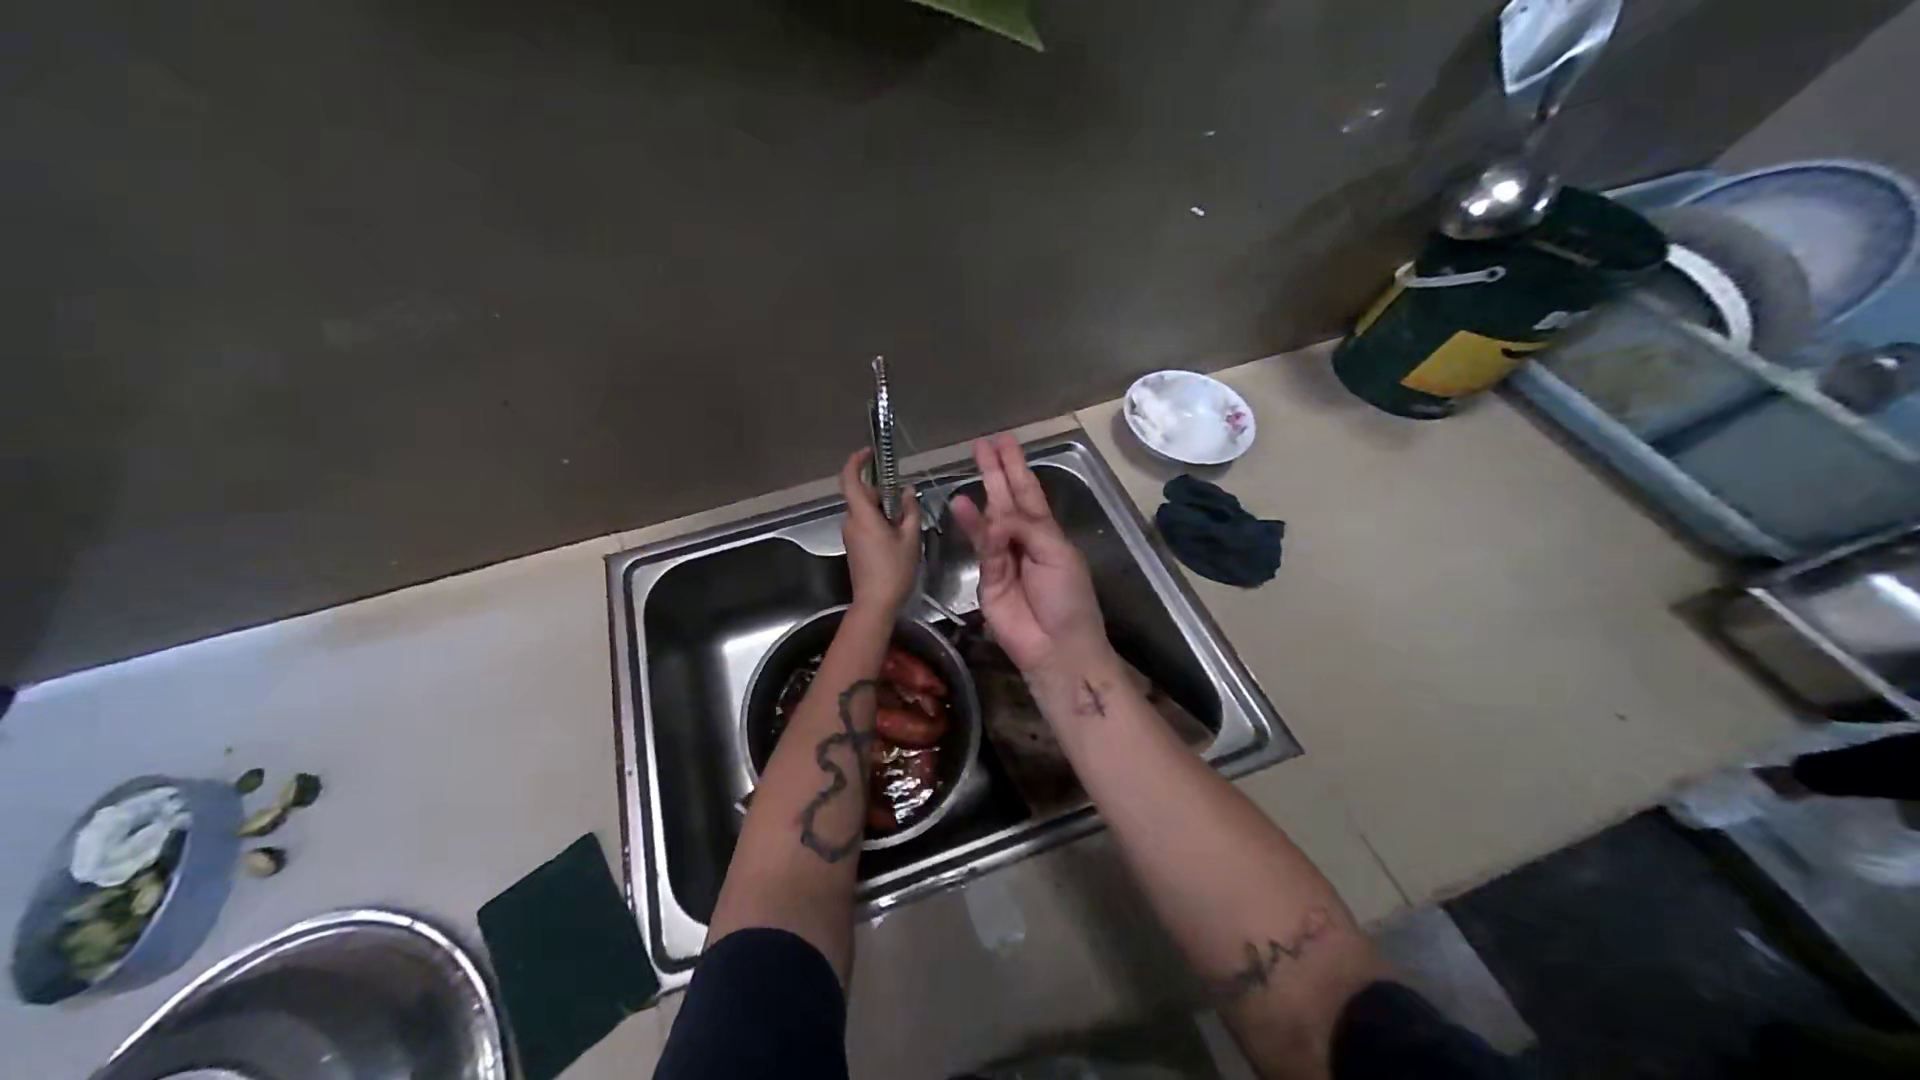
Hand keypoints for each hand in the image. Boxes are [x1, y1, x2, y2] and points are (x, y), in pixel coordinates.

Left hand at [840, 448, 920, 614]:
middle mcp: (851, 521)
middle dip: (882, 493)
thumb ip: (910, 510)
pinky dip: (880, 522)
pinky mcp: (854, 546)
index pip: (850, 479)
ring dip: (883, 510)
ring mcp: (850, 535)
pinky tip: (897, 538)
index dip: (856, 461)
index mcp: (862, 515)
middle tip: (905, 504)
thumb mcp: (910, 538)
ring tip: (906, 525)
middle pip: (862, 495)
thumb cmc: (894, 570)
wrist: (875, 603)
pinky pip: (865, 524)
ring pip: (865, 511)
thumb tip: (907, 491)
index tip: (869, 452)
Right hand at [950, 434, 1111, 675]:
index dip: (1018, 467)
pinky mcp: (987, 577)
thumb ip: (1027, 528)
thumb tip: (994, 516)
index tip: (1005, 442)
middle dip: (996, 470)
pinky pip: (980, 545)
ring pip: (990, 517)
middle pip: (1008, 498)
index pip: (1030, 492)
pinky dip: (972, 524)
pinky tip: (961, 504)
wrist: (1057, 647)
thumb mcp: (1058, 554)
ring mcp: (1004, 558)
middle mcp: (1025, 540)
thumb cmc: (1068, 599)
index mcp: (1048, 533)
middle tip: (982, 444)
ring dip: (982, 491)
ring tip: (973, 462)